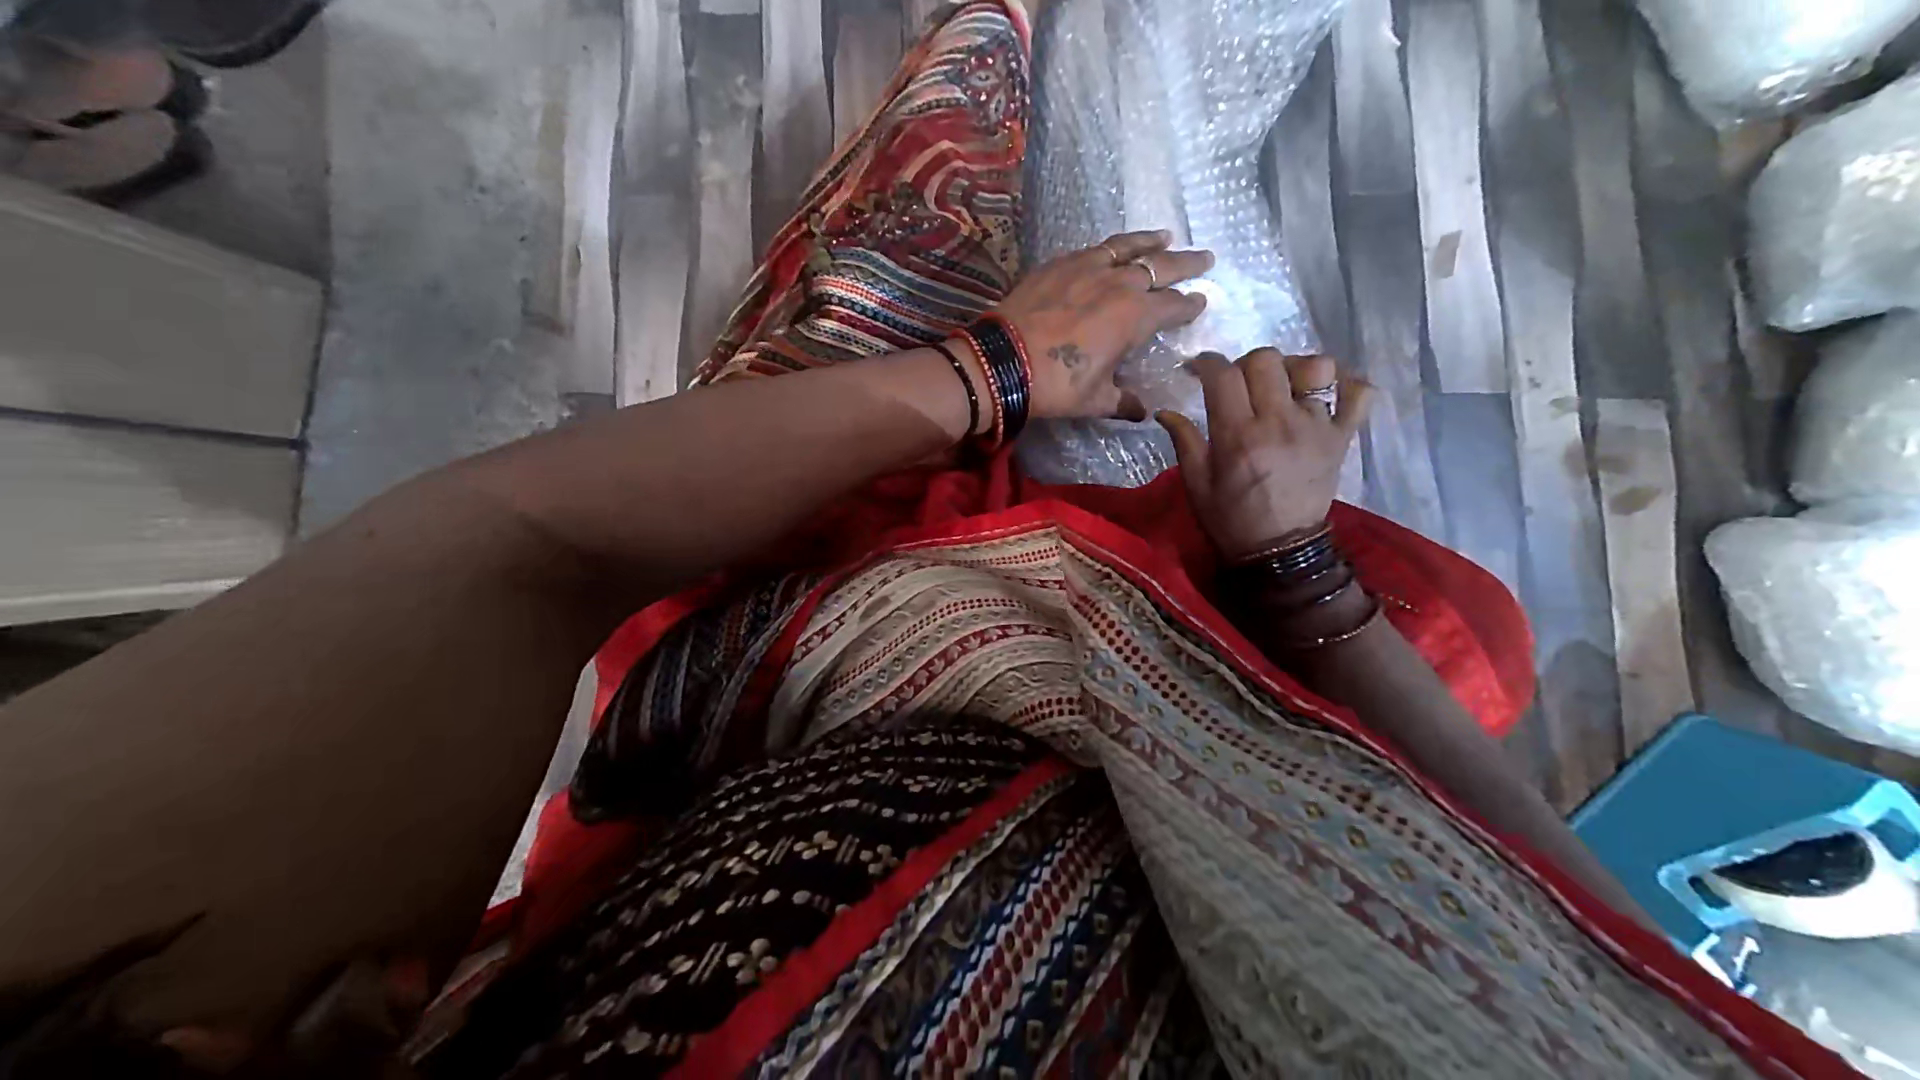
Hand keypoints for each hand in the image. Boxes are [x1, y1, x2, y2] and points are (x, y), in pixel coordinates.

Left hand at [992, 229, 1211, 420]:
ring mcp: (1086, 267)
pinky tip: (1111, 251)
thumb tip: (1141, 411)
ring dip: (1150, 242)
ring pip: (1127, 247)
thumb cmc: (1055, 385)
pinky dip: (1110, 248)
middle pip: (1161, 266)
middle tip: (1205, 258)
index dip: (1190, 306)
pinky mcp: (1058, 264)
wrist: (1001, 362)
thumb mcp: (1094, 400)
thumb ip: (1122, 401)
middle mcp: (1118, 283)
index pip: (1174, 306)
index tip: (1200, 303)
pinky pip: (1093, 249)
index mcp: (1135, 316)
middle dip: (1186, 264)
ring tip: (1165, 237)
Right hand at [1157, 350, 1372, 559]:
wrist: (1279, 551)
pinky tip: (1326, 392)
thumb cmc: (1230, 518)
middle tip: (1239, 382)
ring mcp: (1316, 427)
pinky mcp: (1342, 437)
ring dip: (1294, 368)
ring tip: (1282, 386)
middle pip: (1266, 360)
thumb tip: (1164, 411)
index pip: (1223, 375)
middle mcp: (1279, 422)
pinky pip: (1360, 394)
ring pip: (1315, 367)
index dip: (1207, 363)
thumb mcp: (1195, 483)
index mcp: (1237, 435)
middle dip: (1245, 363)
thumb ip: (1184, 441)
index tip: (1198, 370)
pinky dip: (1348, 384)